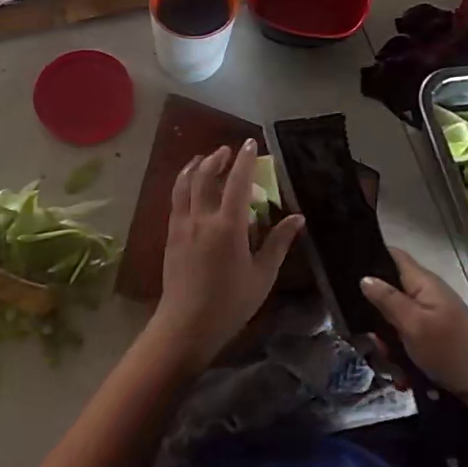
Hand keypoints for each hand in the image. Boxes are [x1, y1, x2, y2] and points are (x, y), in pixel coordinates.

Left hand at [154, 140, 304, 365]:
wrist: (187, 323)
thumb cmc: (231, 303)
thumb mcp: (262, 275)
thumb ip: (278, 242)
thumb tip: (297, 218)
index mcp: (228, 226)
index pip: (237, 182)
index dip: (245, 160)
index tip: (250, 143)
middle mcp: (201, 218)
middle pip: (205, 176)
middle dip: (216, 159)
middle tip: (227, 151)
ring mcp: (181, 224)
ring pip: (184, 184)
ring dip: (196, 167)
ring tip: (205, 159)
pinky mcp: (170, 234)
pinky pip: (176, 199)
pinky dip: (183, 184)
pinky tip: (190, 186)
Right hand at [359, 249, 467, 410]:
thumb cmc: (454, 351)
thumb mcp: (414, 324)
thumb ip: (387, 299)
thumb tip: (363, 277)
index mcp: (422, 284)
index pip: (391, 255)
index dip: (368, 257)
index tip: (343, 270)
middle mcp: (425, 297)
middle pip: (385, 295)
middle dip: (373, 318)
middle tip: (372, 338)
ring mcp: (430, 321)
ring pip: (391, 325)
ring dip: (387, 346)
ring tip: (393, 365)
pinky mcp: (433, 343)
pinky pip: (405, 346)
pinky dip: (402, 362)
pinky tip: (404, 378)